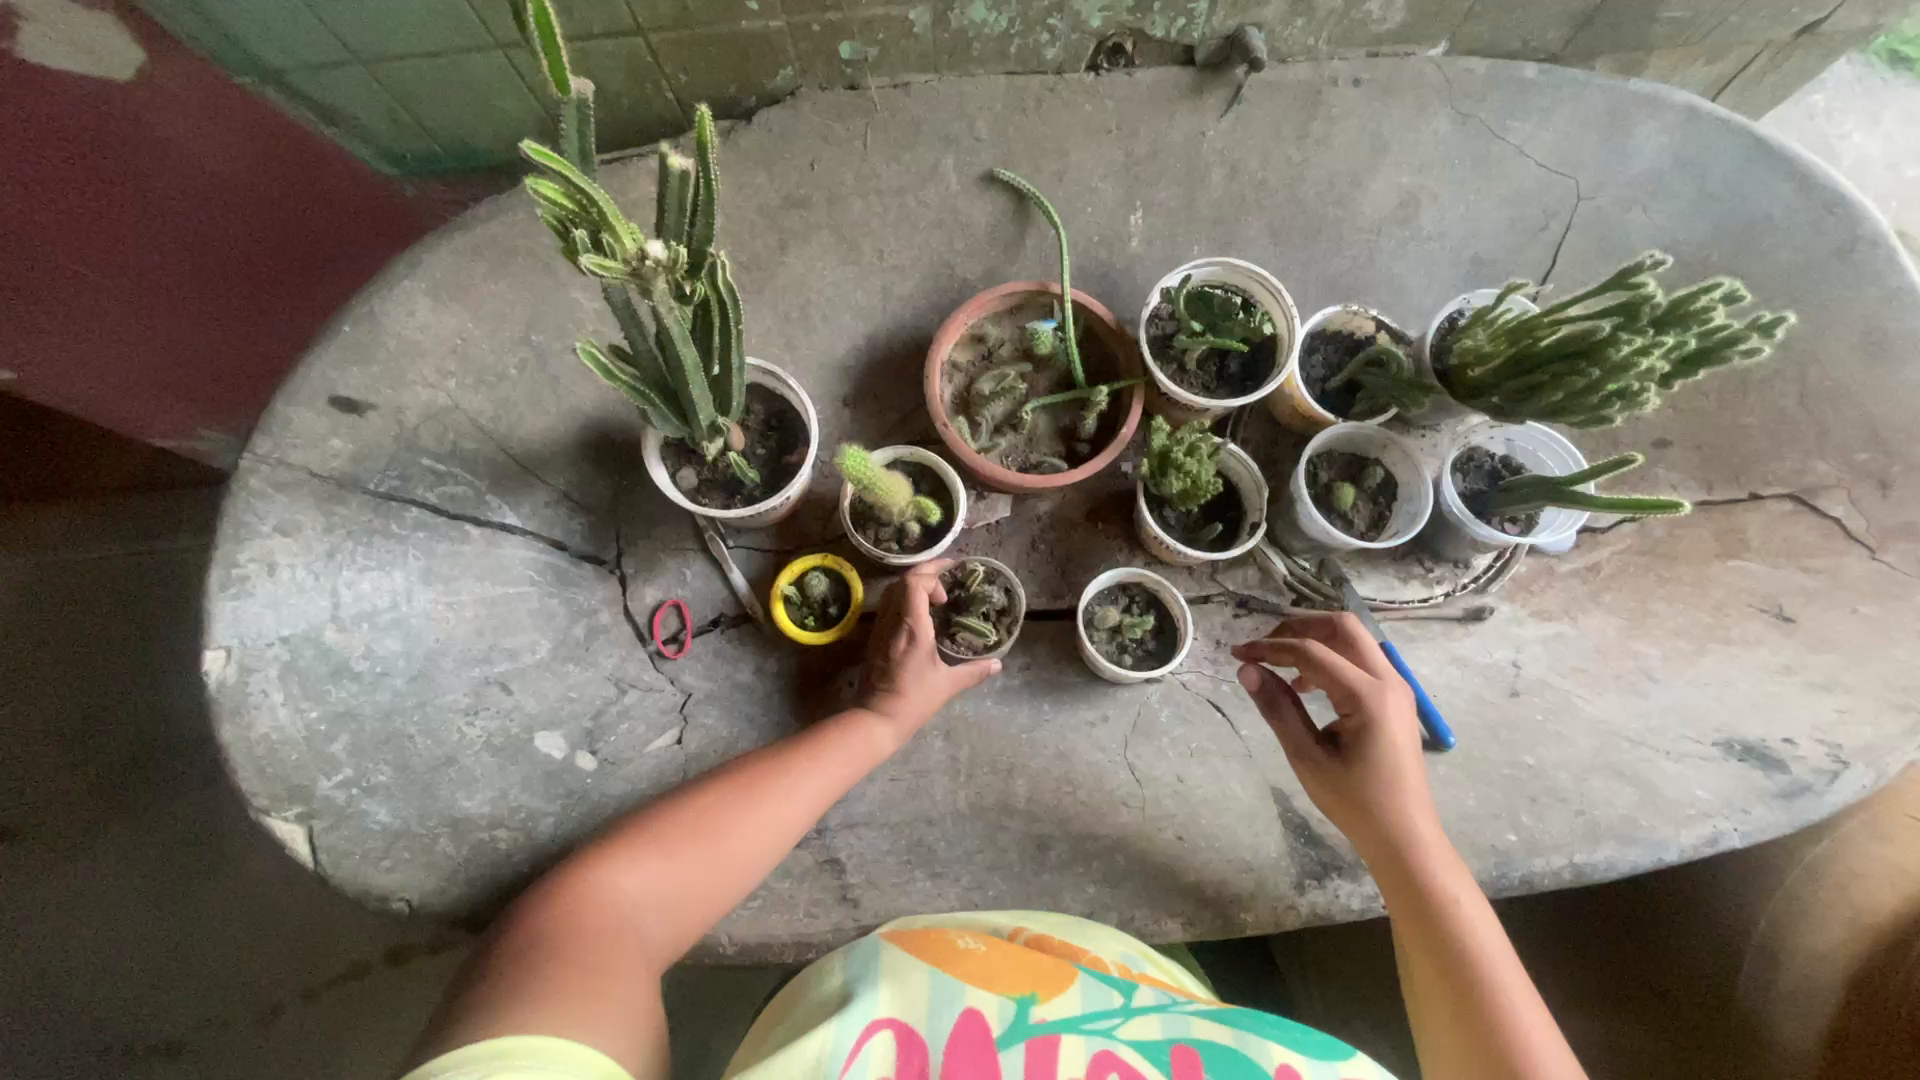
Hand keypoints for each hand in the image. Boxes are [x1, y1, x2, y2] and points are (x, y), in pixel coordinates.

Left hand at [858, 559, 1000, 740]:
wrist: (876, 719)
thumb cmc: (913, 701)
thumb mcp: (947, 685)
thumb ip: (974, 672)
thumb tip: (997, 665)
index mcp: (911, 628)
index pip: (914, 584)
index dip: (932, 575)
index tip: (948, 587)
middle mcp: (893, 622)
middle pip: (902, 581)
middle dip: (924, 572)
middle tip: (947, 575)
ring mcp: (880, 629)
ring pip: (892, 592)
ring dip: (913, 584)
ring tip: (935, 591)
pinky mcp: (875, 639)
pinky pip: (888, 606)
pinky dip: (904, 599)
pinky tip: (919, 612)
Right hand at [1230, 613, 1442, 861]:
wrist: (1404, 834)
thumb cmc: (1354, 801)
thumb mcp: (1306, 756)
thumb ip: (1278, 707)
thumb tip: (1247, 669)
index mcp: (1368, 695)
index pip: (1311, 652)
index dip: (1269, 648)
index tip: (1237, 654)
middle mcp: (1389, 680)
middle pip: (1342, 626)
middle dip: (1297, 627)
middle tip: (1264, 646)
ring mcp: (1397, 687)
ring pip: (1353, 639)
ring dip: (1314, 639)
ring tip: (1279, 664)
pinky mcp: (1395, 698)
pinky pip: (1361, 659)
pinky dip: (1330, 657)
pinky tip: (1305, 685)